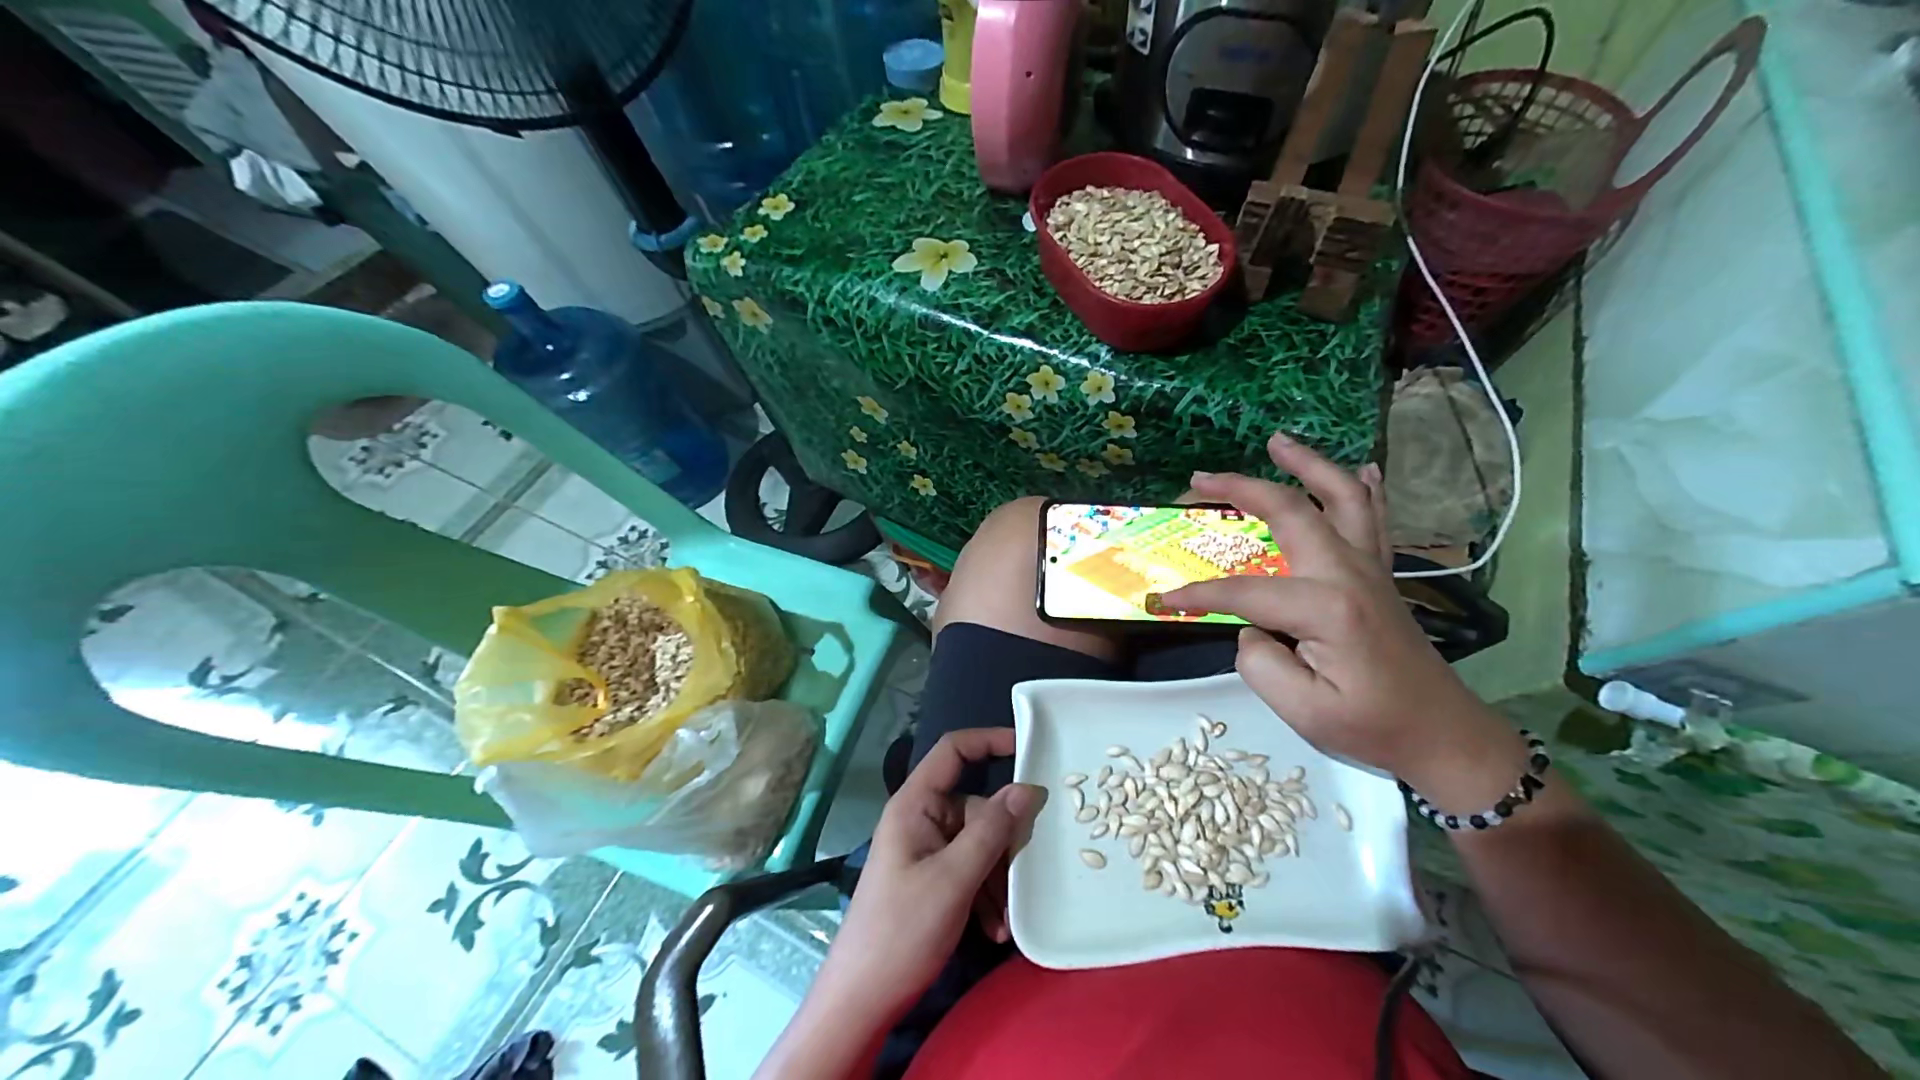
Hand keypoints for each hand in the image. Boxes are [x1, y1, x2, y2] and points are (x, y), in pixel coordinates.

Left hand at [820, 729, 1044, 1015]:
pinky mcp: (932, 878)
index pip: (953, 751)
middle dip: (1004, 843)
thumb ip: (991, 831)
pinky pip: (972, 869)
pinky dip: (987, 894)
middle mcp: (922, 819)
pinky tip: (995, 928)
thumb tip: (1027, 787)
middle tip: (1024, 875)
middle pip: (977, 807)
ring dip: (998, 877)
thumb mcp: (954, 879)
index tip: (1031, 748)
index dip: (990, 740)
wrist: (863, 998)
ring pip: (980, 842)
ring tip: (1005, 918)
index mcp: (915, 804)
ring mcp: (927, 850)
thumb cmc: (902, 931)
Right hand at [1161, 433, 1521, 799]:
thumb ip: (1260, 660)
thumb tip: (1251, 627)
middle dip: (1241, 488)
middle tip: (1199, 478)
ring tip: (1278, 442)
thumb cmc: (1371, 726)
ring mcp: (1370, 569)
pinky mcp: (1379, 577)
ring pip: (1342, 498)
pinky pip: (1373, 518)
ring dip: (1308, 464)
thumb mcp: (1302, 708)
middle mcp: (1348, 573)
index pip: (1243, 591)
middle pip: (1292, 511)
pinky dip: (1363, 488)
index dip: (1197, 596)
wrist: (1442, 735)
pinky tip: (1360, 468)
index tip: (1163, 602)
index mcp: (1325, 607)